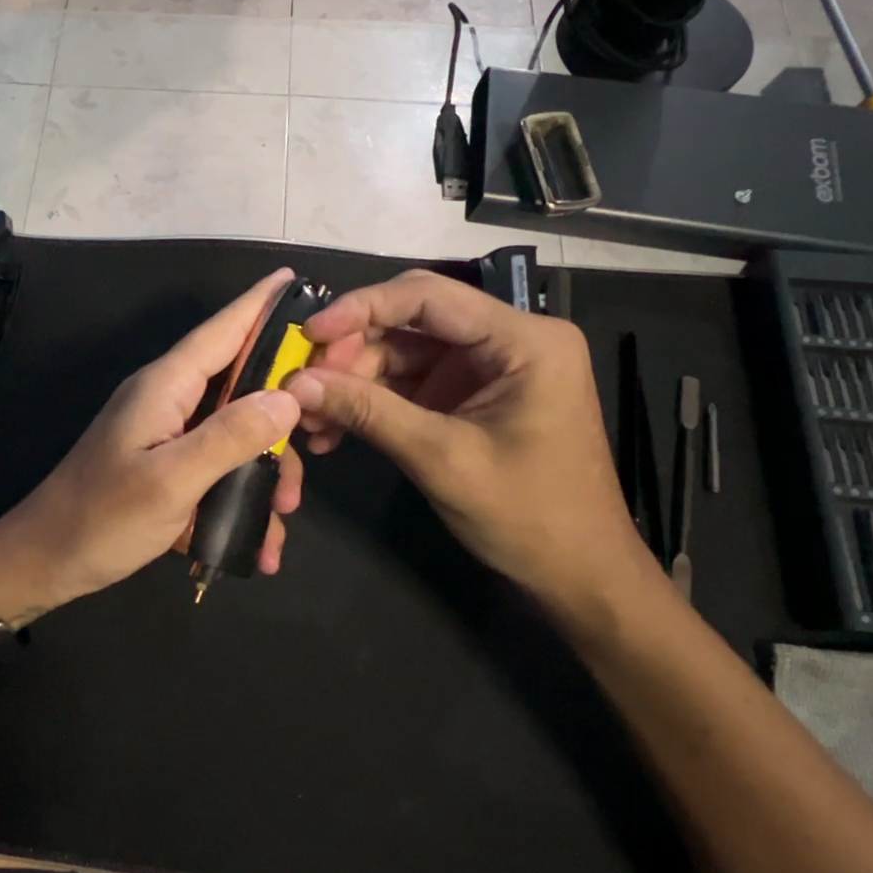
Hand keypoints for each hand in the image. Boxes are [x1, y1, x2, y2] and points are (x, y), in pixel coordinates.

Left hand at [0, 270, 306, 623]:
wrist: (45, 562)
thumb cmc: (102, 519)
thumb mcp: (171, 481)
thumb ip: (229, 437)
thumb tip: (287, 397)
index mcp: (164, 387)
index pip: (222, 330)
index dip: (260, 304)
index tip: (299, 278)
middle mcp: (167, 401)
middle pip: (240, 386)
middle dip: (281, 419)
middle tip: (315, 450)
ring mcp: (164, 435)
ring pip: (234, 435)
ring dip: (262, 473)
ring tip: (279, 518)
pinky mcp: (163, 467)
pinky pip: (215, 471)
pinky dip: (238, 502)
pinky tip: (256, 545)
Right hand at [282, 269, 657, 605]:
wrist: (577, 574)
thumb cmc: (527, 514)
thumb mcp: (441, 459)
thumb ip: (368, 412)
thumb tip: (295, 383)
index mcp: (524, 340)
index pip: (428, 298)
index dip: (361, 308)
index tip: (307, 331)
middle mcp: (507, 340)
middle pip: (410, 322)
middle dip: (351, 352)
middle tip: (304, 386)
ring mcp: (486, 369)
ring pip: (401, 354)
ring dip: (353, 383)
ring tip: (310, 421)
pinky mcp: (469, 397)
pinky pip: (408, 385)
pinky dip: (371, 404)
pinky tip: (333, 431)